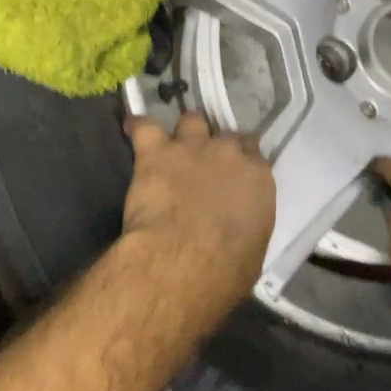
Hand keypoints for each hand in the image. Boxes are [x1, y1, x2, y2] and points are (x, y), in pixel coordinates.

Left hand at [123, 113, 275, 285]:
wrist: (184, 261)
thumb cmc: (226, 270)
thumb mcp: (252, 252)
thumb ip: (247, 228)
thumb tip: (238, 232)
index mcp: (258, 179)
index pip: (254, 155)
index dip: (243, 160)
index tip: (234, 170)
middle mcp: (228, 153)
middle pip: (225, 135)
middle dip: (216, 145)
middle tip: (204, 161)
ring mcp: (191, 148)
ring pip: (191, 121)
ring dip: (184, 131)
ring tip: (172, 143)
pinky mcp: (156, 153)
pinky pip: (144, 126)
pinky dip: (138, 127)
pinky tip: (133, 128)